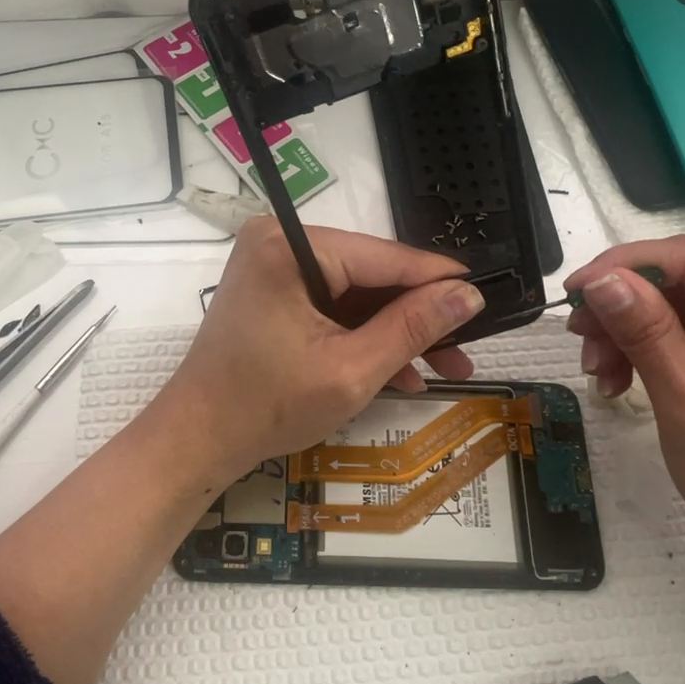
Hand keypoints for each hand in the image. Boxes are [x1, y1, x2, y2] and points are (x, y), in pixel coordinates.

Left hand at [154, 218, 485, 487]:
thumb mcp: (351, 370)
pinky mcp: (275, 294)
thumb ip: (411, 327)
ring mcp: (275, 268)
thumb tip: (467, 295)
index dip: (438, 280)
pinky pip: (333, 307)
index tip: (487, 297)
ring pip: (357, 294)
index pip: (383, 257)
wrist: (197, 440)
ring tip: (447, 368)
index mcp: (289, 247)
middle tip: (468, 348)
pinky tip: (403, 374)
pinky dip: (364, 337)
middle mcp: (279, 243)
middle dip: (418, 315)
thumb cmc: (267, 405)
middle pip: (371, 274)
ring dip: (397, 332)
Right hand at [564, 235, 684, 596]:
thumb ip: (646, 331)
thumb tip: (599, 279)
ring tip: (598, 373)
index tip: (573, 291)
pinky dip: (649, 354)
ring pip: (679, 311)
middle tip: (580, 341)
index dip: (625, 266)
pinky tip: (620, 381)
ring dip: (630, 334)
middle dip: (625, 308)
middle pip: (684, 284)